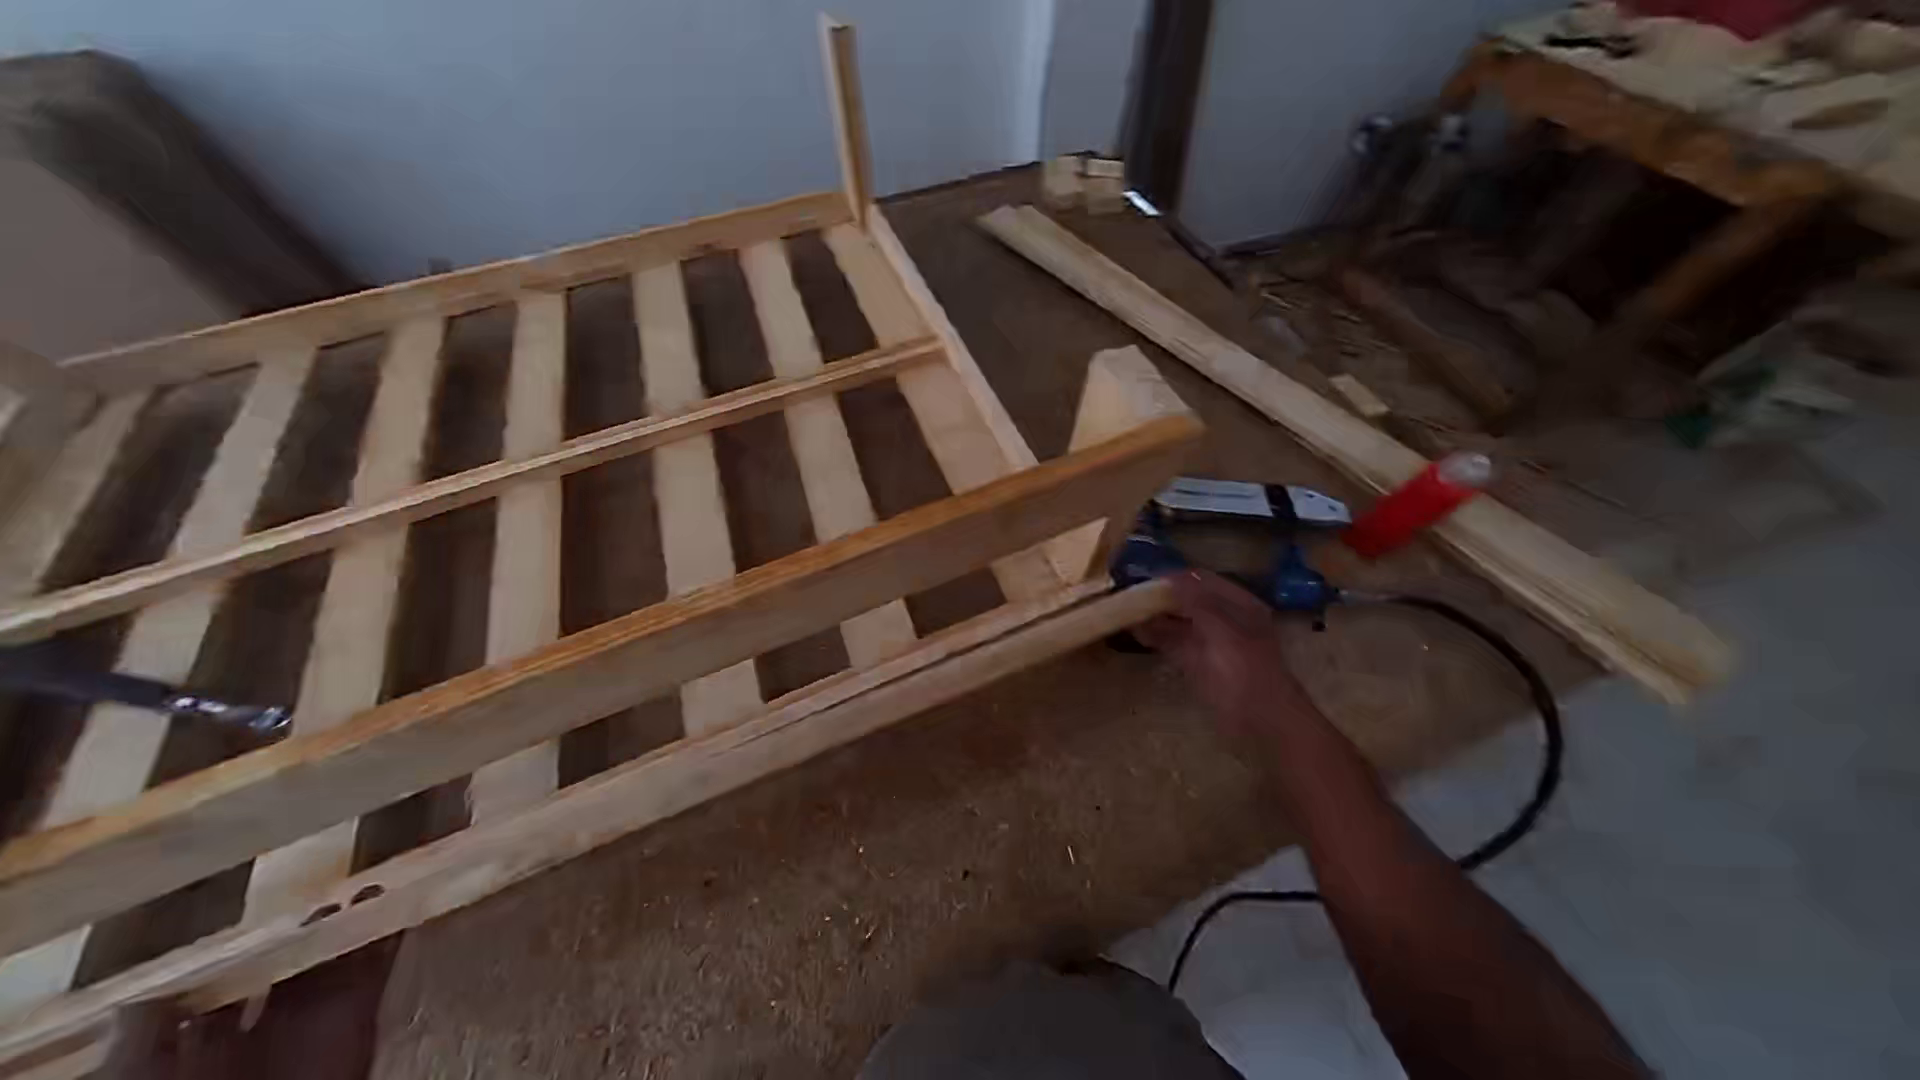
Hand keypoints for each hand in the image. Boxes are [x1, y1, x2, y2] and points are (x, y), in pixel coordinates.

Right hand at [1135, 571, 1319, 739]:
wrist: (1263, 722)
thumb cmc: (1247, 672)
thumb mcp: (1224, 631)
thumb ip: (1197, 602)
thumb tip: (1172, 577)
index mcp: (1238, 604)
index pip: (1202, 579)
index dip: (1174, 577)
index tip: (1144, 578)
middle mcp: (1224, 618)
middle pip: (1188, 599)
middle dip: (1161, 596)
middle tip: (1130, 595)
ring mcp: (1211, 642)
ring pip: (1180, 622)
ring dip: (1156, 616)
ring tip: (1127, 611)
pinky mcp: (1200, 664)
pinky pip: (1175, 644)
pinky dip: (1157, 637)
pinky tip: (1137, 633)